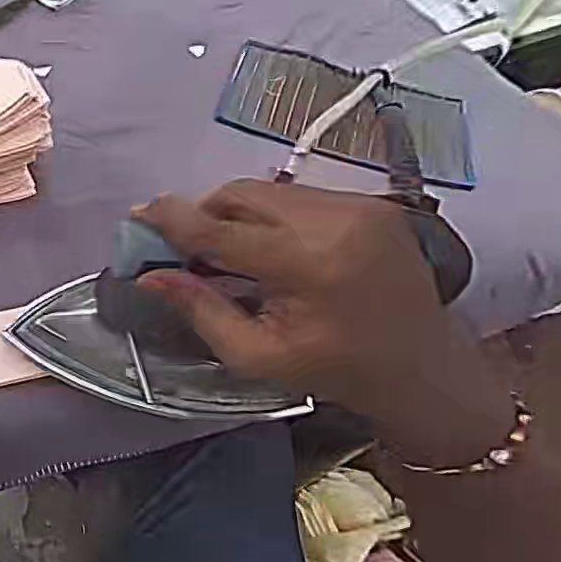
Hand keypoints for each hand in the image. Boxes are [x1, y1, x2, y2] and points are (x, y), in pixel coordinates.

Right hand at [135, 179, 513, 465]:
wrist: (421, 366)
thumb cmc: (334, 371)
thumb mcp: (256, 355)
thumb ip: (200, 311)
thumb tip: (151, 277)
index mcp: (309, 264)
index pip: (222, 230)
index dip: (173, 220)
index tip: (140, 215)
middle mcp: (336, 220)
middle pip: (241, 195)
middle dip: (204, 215)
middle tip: (188, 248)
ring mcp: (360, 205)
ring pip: (267, 190)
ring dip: (236, 215)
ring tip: (232, 253)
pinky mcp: (372, 202)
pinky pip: (297, 195)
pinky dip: (270, 216)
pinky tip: (271, 249)